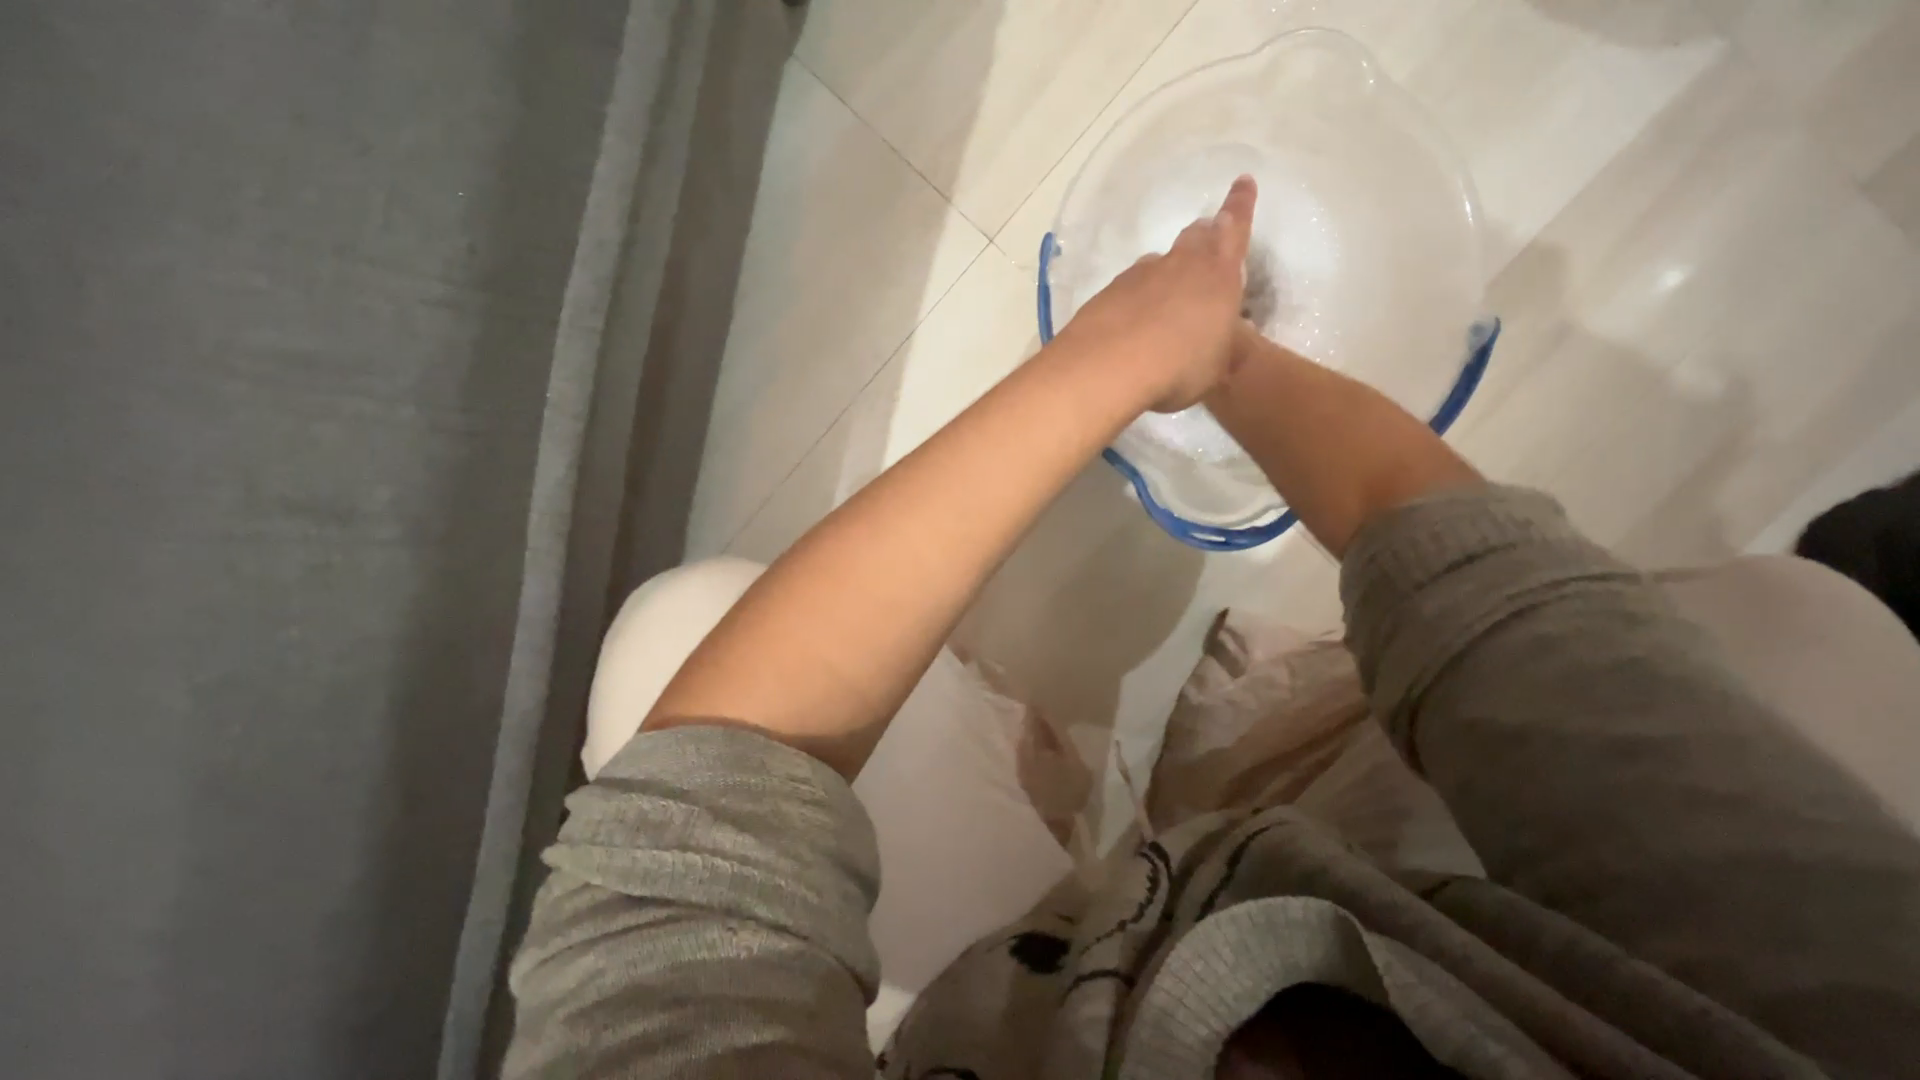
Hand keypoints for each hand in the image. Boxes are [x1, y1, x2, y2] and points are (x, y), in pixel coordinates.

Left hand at [1054, 174, 1258, 412]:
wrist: (1108, 366)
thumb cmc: (1180, 366)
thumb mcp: (1216, 366)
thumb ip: (1221, 347)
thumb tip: (1218, 339)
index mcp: (1218, 274)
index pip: (1235, 228)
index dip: (1241, 204)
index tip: (1243, 181)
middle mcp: (1179, 265)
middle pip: (1195, 237)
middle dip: (1205, 235)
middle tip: (1209, 236)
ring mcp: (1139, 276)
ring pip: (1160, 262)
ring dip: (1168, 271)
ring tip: (1170, 292)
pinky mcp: (1108, 293)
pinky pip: (1130, 287)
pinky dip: (1137, 297)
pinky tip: (1134, 321)